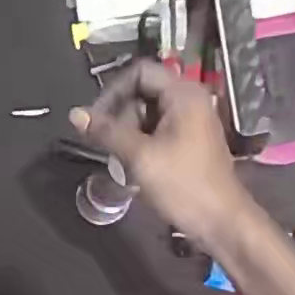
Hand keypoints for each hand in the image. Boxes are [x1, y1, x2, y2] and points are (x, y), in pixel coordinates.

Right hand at [69, 60, 258, 247]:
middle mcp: (189, 101)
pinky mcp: (189, 145)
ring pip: (148, 117)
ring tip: (122, 161)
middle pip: (142, 94)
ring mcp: (191, 123)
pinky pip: (158, 134)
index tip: (96, 120)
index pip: (139, 72)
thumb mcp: (139, 157)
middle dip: (120, 118)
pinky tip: (134, 168)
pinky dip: (141, 146)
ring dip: (128, 136)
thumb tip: (74, 114)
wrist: (219, 221)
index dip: (112, 92)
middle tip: (109, 147)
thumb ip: (106, 132)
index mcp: (183, 94)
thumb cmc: (182, 185)